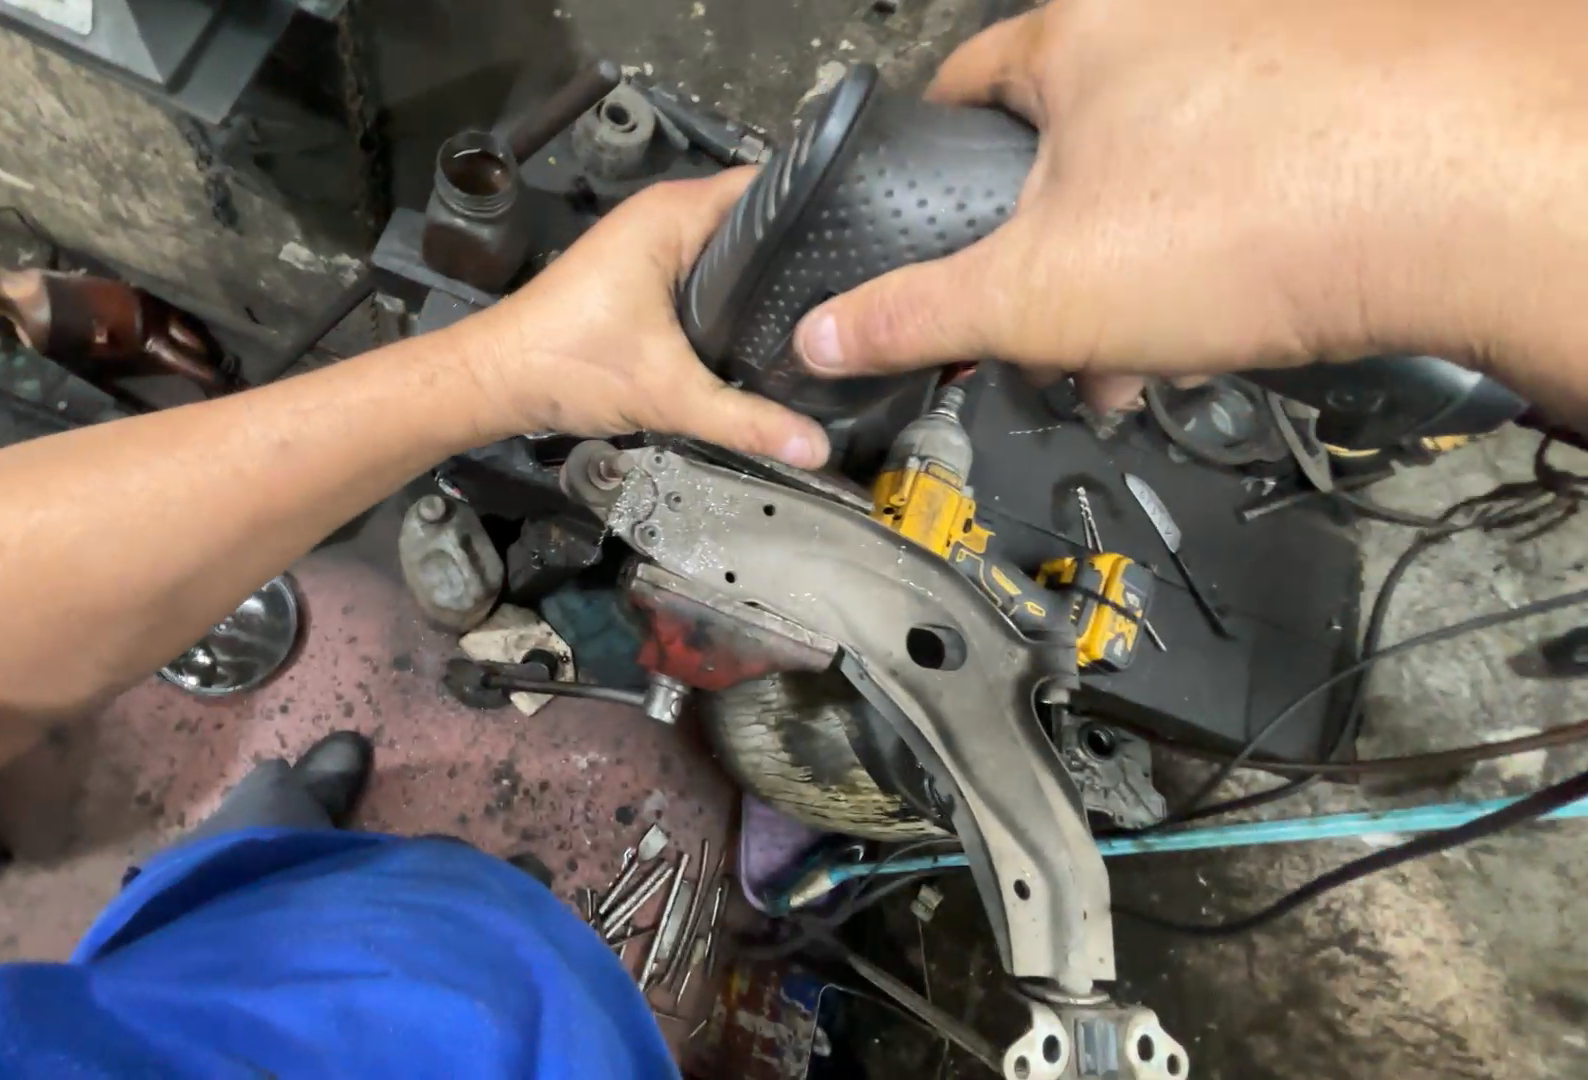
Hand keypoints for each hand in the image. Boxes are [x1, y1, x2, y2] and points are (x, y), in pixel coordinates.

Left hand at [467, 170, 830, 467]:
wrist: (498, 381)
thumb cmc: (570, 365)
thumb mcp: (667, 393)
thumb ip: (744, 420)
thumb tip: (817, 447)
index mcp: (675, 214)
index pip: (770, 192)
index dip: (816, 220)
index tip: (862, 257)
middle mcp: (666, 217)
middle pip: (754, 227)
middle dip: (796, 263)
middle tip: (848, 303)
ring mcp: (651, 247)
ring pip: (728, 258)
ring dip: (763, 287)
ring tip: (821, 320)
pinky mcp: (641, 279)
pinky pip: (703, 280)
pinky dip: (729, 304)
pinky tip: (763, 335)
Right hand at [793, 0, 1587, 414]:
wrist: (1509, 210)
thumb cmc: (1252, 222)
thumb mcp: (1028, 295)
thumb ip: (908, 316)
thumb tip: (817, 336)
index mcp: (1086, 35)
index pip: (961, 83)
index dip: (926, 159)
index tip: (921, 217)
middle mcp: (1183, 11)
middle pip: (1054, 146)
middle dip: (1030, 245)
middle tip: (1024, 320)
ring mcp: (1276, 40)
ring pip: (1143, 170)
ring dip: (1112, 265)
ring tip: (1113, 353)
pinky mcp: (1354, 84)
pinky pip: (1230, 172)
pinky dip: (1198, 248)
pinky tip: (1200, 321)